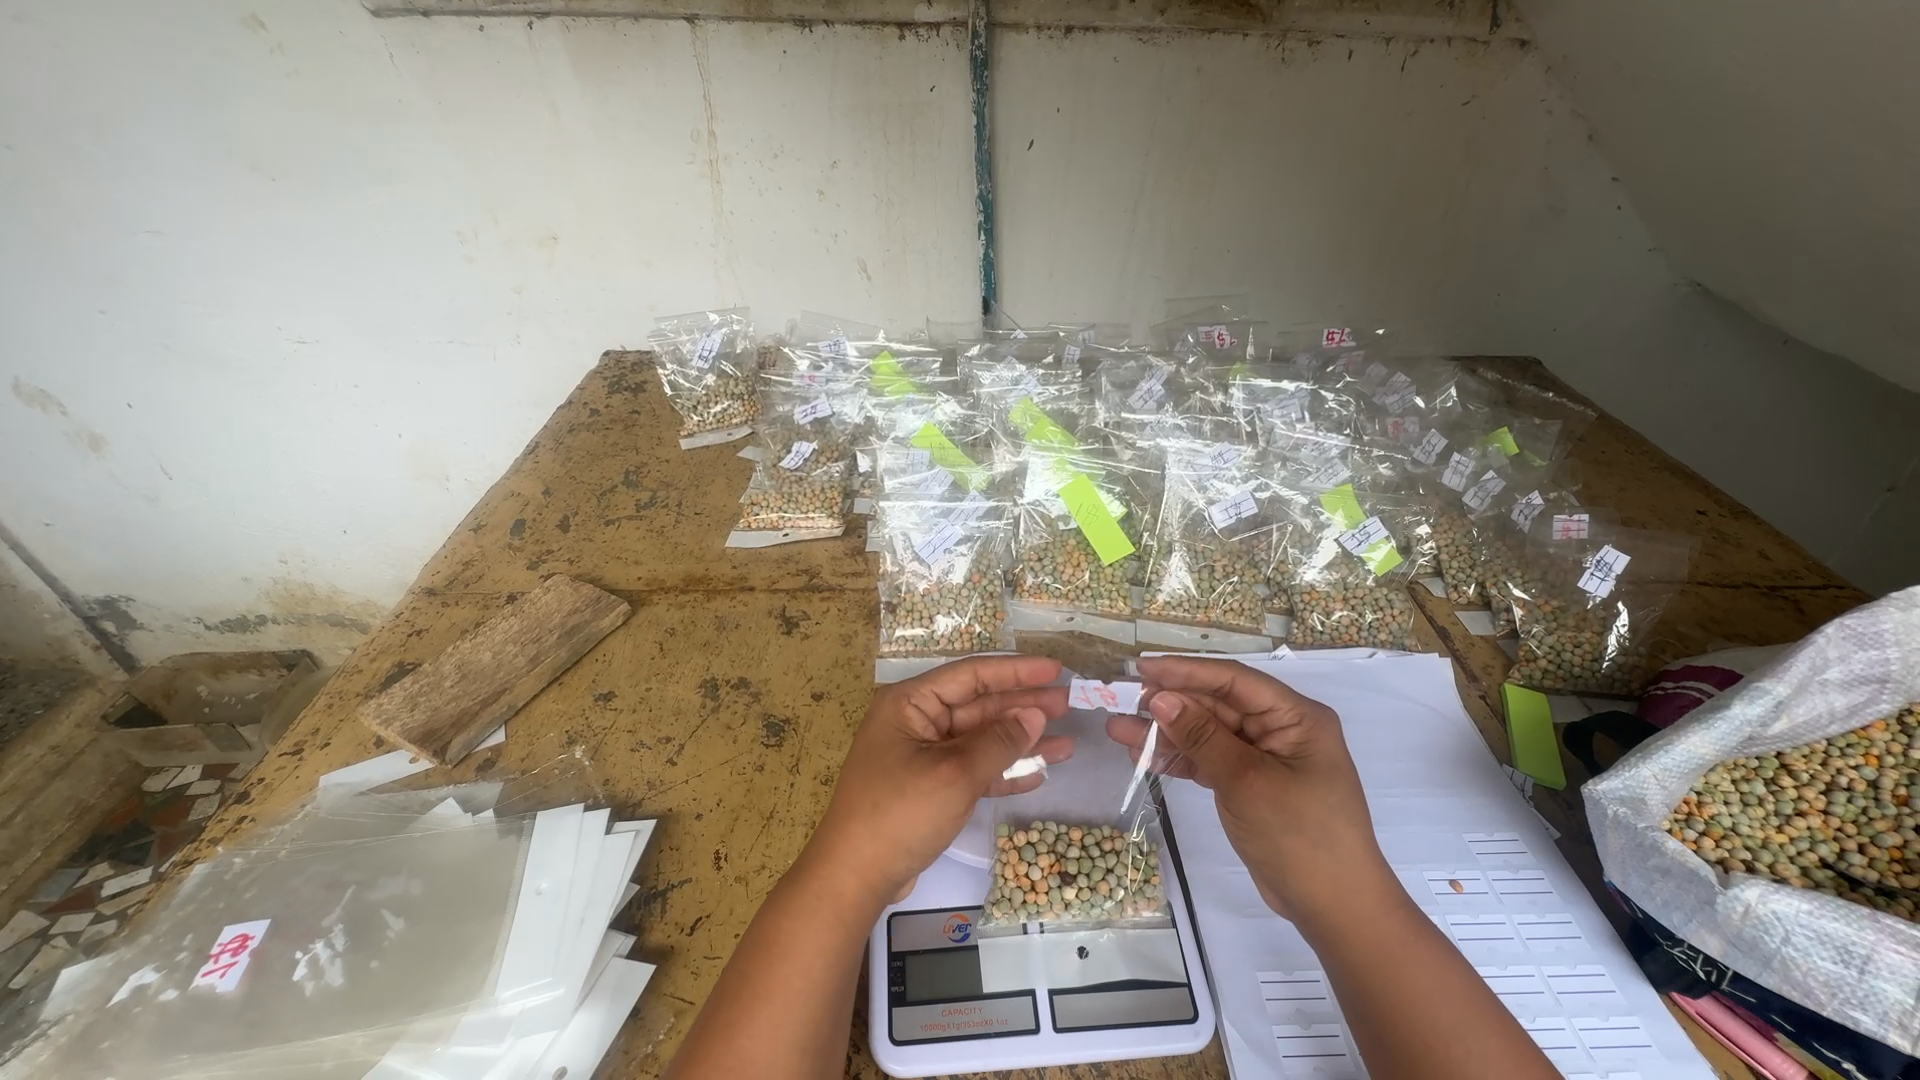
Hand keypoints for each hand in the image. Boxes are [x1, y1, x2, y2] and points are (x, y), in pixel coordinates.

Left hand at [810, 655, 1073, 903]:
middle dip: (1023, 705)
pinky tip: (1040, 772)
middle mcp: (916, 722)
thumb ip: (999, 742)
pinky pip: (974, 769)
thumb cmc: (900, 814)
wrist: (854, 877)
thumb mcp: (955, 775)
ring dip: (1021, 741)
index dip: (1016, 671)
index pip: (971, 675)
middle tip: (1070, 704)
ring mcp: (923, 756)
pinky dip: (1004, 770)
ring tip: (1067, 740)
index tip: (1056, 670)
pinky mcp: (930, 787)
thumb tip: (1036, 714)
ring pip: (981, 739)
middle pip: (979, 705)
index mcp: (910, 704)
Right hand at [1107, 656, 1389, 924]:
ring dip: (1166, 733)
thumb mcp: (1246, 781)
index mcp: (1295, 717)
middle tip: (1121, 702)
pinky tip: (1143, 756)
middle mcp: (1281, 729)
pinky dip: (1179, 759)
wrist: (1334, 907)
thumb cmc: (1299, 836)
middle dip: (1169, 704)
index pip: (1233, 680)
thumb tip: (1159, 698)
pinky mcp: (1250, 784)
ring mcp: (1264, 758)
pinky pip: (1209, 760)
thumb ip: (1201, 736)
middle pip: (1217, 705)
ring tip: (1118, 730)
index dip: (1185, 671)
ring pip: (1207, 733)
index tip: (1141, 667)